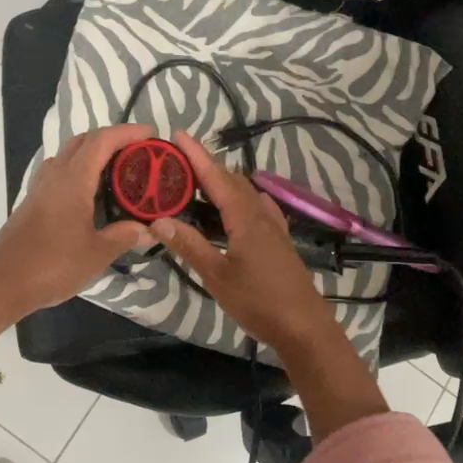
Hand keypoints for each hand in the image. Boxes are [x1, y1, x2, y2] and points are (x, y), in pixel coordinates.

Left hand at [0, 124, 156, 347]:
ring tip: (115, 171)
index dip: (127, 132)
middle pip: (82, 141)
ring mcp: (39, 189)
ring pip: (66, 156)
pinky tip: (88, 194)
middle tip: (136, 152)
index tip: (151, 135)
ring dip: (90, 154)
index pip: (102, 141)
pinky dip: (77, 171)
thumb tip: (148, 229)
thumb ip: (124, 236)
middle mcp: (54, 175)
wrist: (2, 283)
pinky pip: (57, 174)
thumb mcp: (97, 253)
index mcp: (73, 180)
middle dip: (110, 139)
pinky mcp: (31, 203)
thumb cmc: (53, 265)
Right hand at [148, 132, 342, 357]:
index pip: (217, 178)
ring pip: (246, 195)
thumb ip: (189, 246)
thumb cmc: (259, 302)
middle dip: (207, 167)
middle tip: (178, 160)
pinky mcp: (279, 242)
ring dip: (223, 183)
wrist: (304, 328)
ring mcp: (274, 229)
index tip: (178, 135)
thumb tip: (158, 220)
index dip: (197, 156)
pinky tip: (234, 209)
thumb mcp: (217, 276)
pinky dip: (239, 201)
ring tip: (198, 182)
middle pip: (233, 181)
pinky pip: (256, 209)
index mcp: (245, 219)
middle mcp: (261, 216)